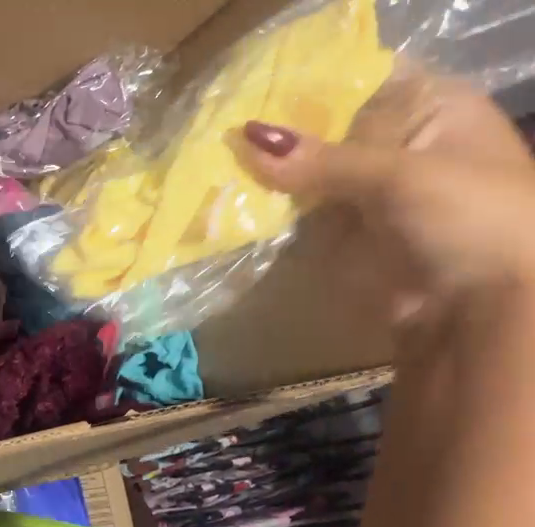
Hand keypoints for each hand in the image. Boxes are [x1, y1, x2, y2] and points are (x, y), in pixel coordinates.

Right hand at [233, 70, 534, 319]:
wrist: (472, 305)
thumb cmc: (468, 219)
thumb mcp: (401, 177)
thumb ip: (322, 159)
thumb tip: (246, 137)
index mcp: (429, 109)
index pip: (359, 78)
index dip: (306, 81)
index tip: (244, 85)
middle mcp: (390, 144)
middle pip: (319, 127)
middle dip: (269, 132)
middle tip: (206, 125)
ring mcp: (356, 192)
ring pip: (295, 173)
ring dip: (253, 174)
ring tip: (196, 163)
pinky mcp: (329, 234)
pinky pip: (284, 214)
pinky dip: (252, 211)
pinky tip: (211, 202)